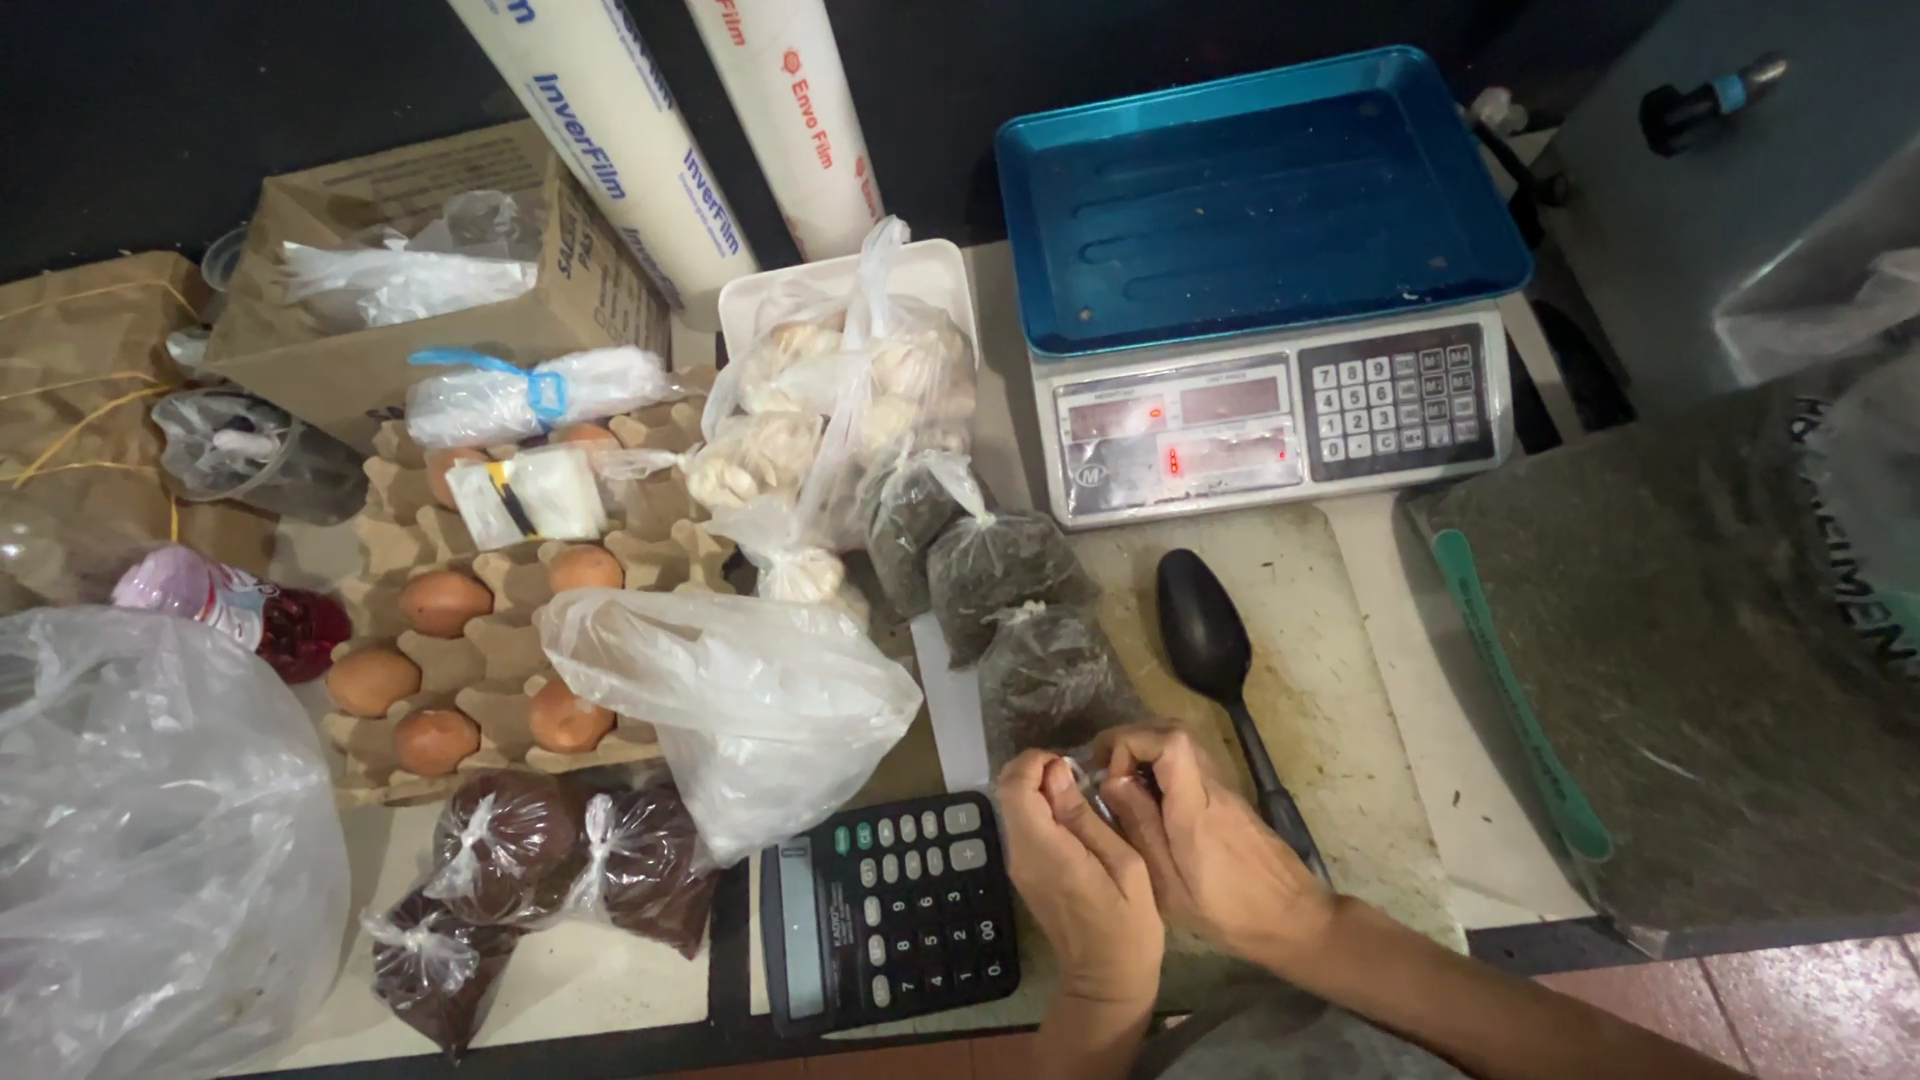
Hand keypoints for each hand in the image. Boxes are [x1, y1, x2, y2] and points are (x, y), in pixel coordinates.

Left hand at [997, 750, 1164, 1004]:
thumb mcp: (1125, 865)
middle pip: (1006, 792)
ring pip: (1010, 805)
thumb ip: (1085, 817)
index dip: (1034, 762)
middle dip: (1032, 770)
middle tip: (1071, 773)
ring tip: (1073, 790)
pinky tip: (1066, 814)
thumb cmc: (1129, 925)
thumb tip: (1058, 773)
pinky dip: (1035, 807)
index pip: (1016, 788)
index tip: (1066, 762)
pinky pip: (1019, 824)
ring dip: (1033, 787)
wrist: (1106, 980)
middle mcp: (1021, 854)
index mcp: (1047, 851)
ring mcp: (1017, 865)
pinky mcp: (1021, 872)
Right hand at [1094, 723, 1333, 966]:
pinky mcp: (1229, 797)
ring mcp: (1225, 788)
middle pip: (1174, 730)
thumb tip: (1113, 781)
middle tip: (1105, 766)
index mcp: (1196, 807)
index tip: (1111, 774)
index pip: (1170, 742)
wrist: (1295, 921)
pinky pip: (1190, 762)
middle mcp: (1212, 786)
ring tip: (1121, 780)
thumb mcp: (1171, 885)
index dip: (1131, 743)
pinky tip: (1149, 797)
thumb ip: (1142, 828)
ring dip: (1145, 749)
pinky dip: (1161, 765)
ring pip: (1182, 742)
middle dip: (1131, 739)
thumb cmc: (1229, 912)